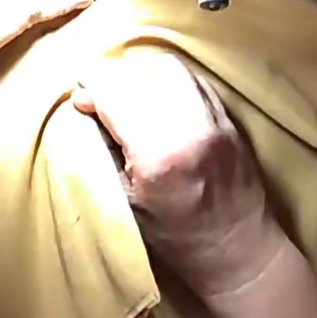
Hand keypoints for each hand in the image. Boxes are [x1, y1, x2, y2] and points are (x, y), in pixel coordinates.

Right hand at [73, 49, 290, 297]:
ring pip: (164, 67)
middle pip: (136, 76)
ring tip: (120, 88)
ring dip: (134, 72)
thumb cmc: (174, 237)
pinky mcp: (226, 115)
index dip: (88, 92)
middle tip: (92, 94)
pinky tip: (149, 88)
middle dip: (106, 79)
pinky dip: (161, 74)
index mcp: (159, 156)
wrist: (238, 249)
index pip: (113, 97)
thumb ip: (104, 152)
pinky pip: (188, 75)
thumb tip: (86, 112)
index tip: (78, 102)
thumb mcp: (124, 202)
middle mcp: (189, 128)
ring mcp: (213, 118)